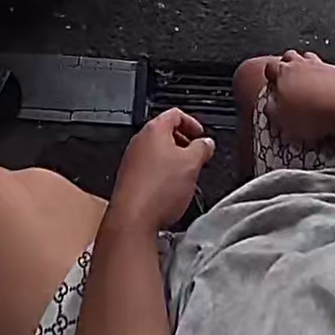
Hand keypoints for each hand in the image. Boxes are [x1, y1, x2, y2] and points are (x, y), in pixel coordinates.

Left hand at [109, 109, 213, 231]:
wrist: (132, 220)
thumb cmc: (159, 189)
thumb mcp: (192, 164)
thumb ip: (202, 148)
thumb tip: (206, 143)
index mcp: (154, 130)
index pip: (175, 114)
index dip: (192, 123)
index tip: (200, 136)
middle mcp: (139, 141)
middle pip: (165, 132)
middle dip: (183, 143)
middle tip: (196, 155)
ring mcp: (131, 160)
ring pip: (156, 152)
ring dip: (173, 160)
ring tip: (185, 175)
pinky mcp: (128, 179)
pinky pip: (148, 169)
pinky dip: (161, 174)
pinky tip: (169, 190)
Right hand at [263, 50, 334, 145]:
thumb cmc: (310, 115)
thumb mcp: (281, 119)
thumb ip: (271, 108)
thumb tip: (269, 104)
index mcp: (282, 73)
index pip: (270, 66)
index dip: (270, 75)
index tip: (272, 84)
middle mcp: (299, 64)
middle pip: (288, 56)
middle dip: (286, 65)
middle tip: (287, 79)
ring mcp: (318, 65)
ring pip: (307, 57)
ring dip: (304, 66)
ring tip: (305, 80)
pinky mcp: (333, 71)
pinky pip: (325, 67)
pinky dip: (322, 74)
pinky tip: (323, 86)